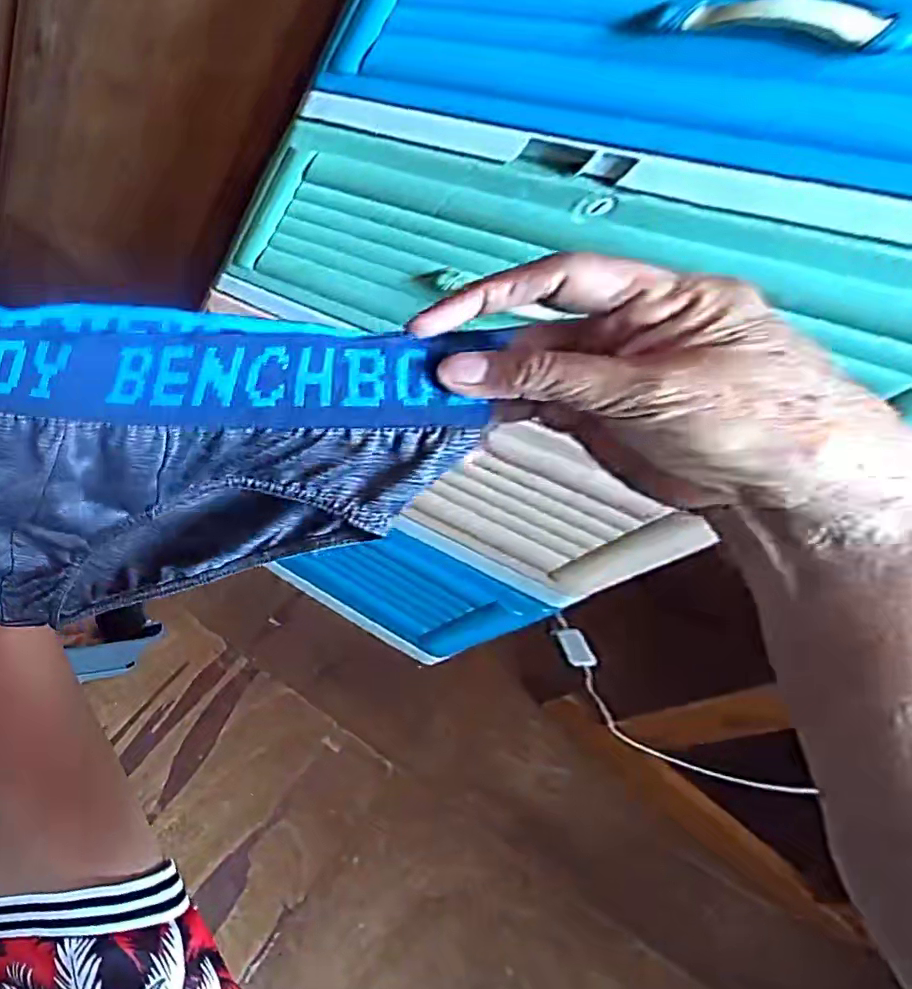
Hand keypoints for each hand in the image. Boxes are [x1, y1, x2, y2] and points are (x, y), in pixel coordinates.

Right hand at [408, 253, 911, 537]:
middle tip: (423, 369)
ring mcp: (598, 374)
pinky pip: (521, 405)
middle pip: (526, 332)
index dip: (491, 296)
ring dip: (477, 388)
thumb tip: (469, 368)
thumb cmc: (768, 420)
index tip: (438, 320)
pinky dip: (492, 415)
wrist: (785, 488)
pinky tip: (472, 423)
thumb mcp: (647, 389)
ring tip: (440, 402)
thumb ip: (550, 377)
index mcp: (659, 301)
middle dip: (474, 351)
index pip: (559, 280)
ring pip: (516, 373)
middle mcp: (622, 332)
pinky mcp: (582, 411)